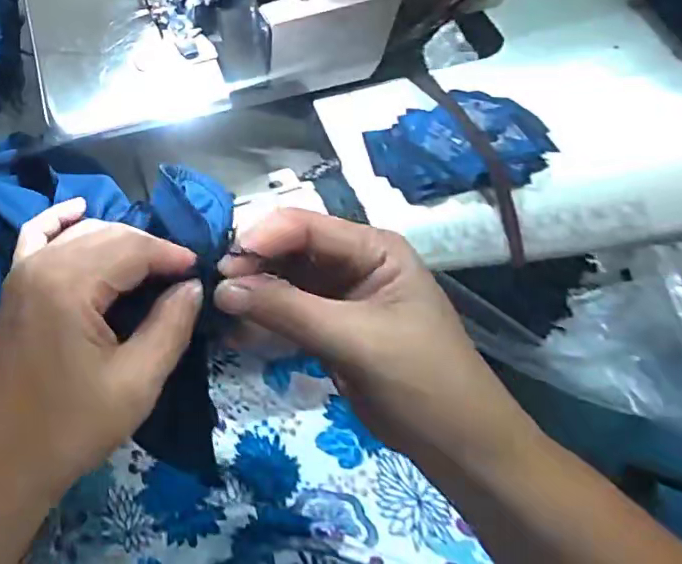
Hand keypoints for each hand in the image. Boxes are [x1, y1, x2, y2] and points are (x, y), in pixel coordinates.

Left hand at [0, 200, 202, 562]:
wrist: (3, 453)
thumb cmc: (71, 425)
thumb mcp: (135, 383)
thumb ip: (168, 327)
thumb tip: (191, 286)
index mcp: (70, 283)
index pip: (131, 248)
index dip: (169, 254)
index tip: (199, 269)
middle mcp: (42, 263)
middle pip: (106, 234)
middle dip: (146, 248)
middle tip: (180, 274)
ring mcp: (22, 268)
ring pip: (78, 233)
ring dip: (115, 238)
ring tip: (150, 263)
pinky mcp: (13, 281)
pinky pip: (36, 234)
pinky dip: (60, 220)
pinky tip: (80, 210)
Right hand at [214, 209, 537, 466]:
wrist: (466, 455)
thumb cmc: (425, 384)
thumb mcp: (356, 341)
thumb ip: (287, 309)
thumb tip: (220, 288)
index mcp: (372, 248)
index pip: (304, 226)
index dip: (261, 237)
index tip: (224, 262)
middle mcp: (351, 261)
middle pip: (286, 248)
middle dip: (250, 265)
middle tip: (215, 287)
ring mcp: (337, 294)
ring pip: (279, 279)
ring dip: (250, 292)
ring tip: (217, 309)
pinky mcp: (326, 324)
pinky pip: (283, 310)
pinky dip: (259, 319)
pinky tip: (233, 332)